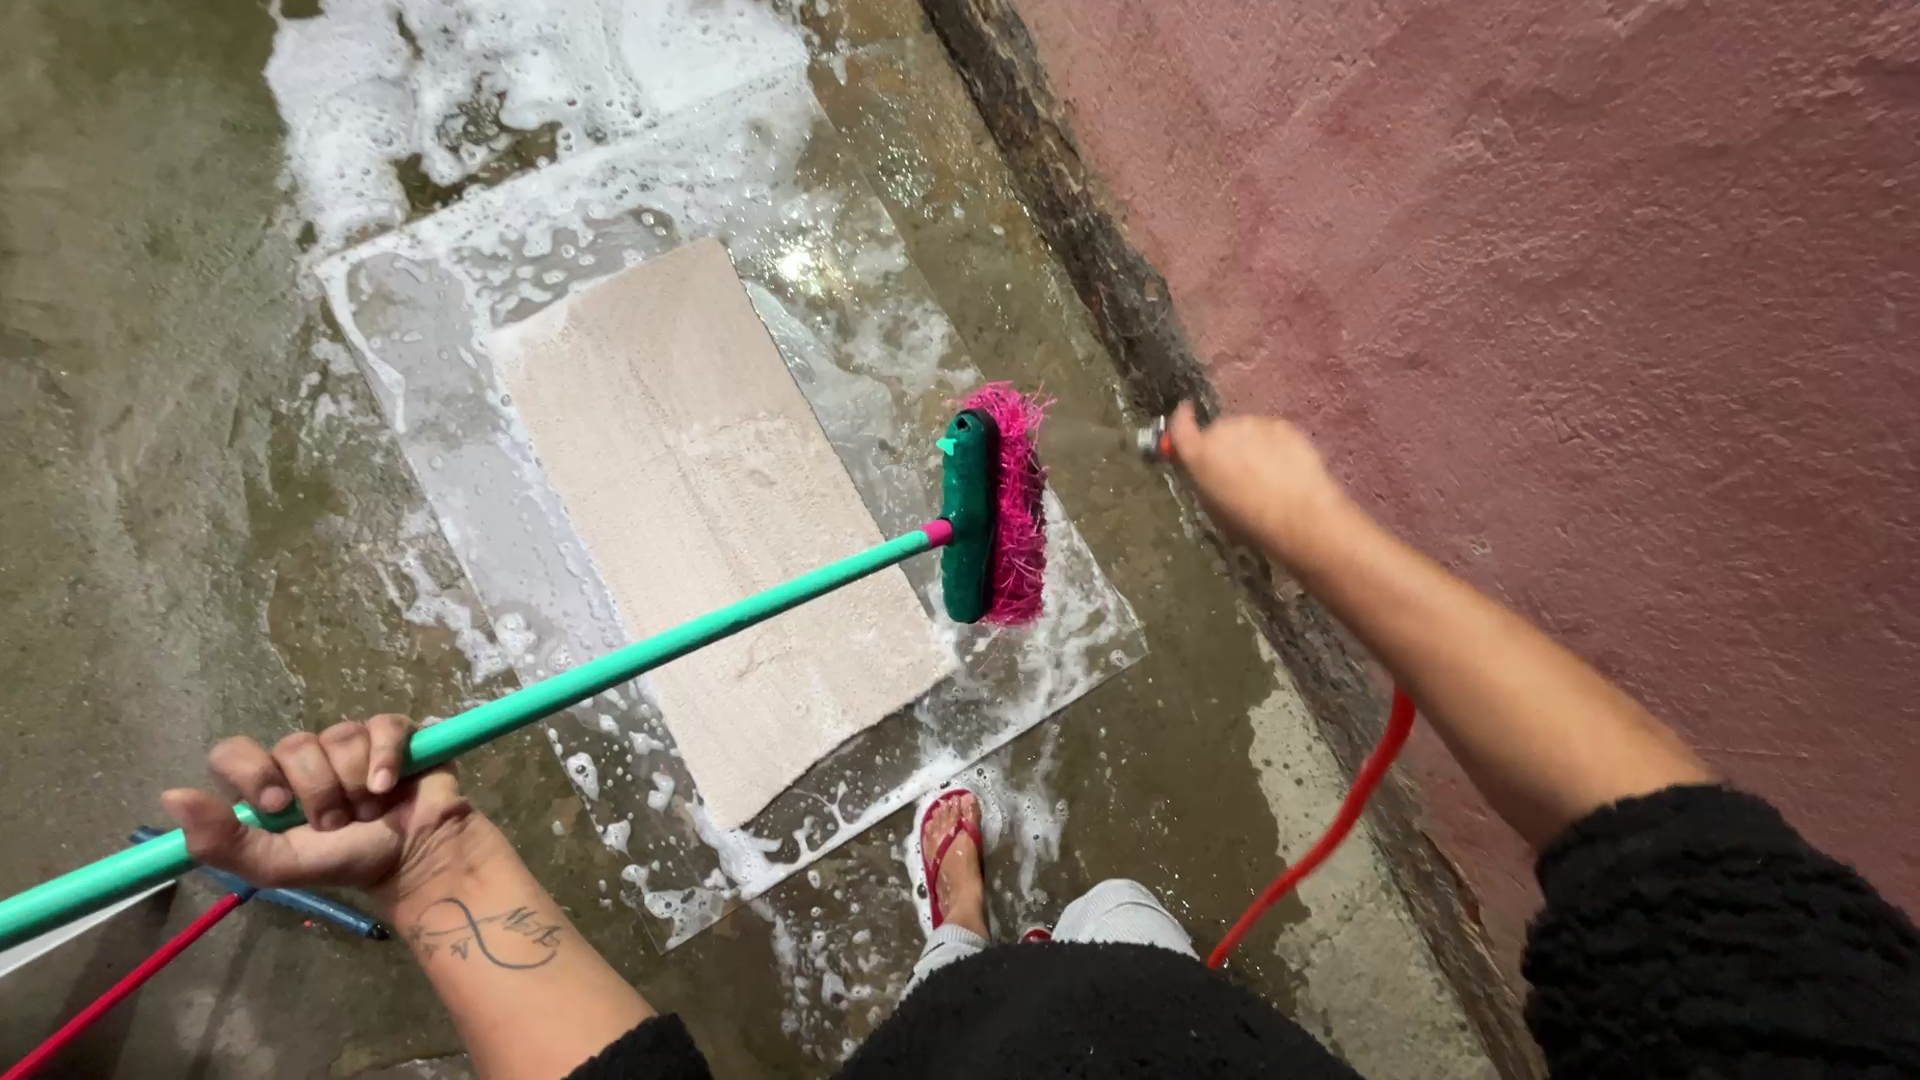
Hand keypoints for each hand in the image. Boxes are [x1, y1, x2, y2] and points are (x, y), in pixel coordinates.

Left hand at [162, 715, 480, 909]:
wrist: (414, 854)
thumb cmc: (344, 860)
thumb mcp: (275, 865)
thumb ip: (221, 841)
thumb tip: (171, 795)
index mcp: (270, 784)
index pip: (234, 752)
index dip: (255, 773)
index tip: (279, 807)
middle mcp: (308, 757)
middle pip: (295, 745)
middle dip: (319, 790)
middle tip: (337, 821)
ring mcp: (353, 741)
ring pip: (341, 736)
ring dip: (355, 782)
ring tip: (371, 808)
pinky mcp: (397, 732)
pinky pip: (385, 726)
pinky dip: (386, 758)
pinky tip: (392, 784)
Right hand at [1166, 401, 1349, 567]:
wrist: (1298, 515)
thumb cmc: (1248, 520)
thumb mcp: (1212, 504)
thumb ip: (1202, 476)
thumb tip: (1203, 466)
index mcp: (1199, 454)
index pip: (1180, 425)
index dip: (1181, 418)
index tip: (1185, 412)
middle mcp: (1222, 431)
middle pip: (1216, 430)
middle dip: (1221, 444)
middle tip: (1234, 468)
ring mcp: (1253, 424)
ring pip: (1245, 429)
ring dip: (1248, 443)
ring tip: (1263, 471)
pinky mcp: (1281, 424)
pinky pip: (1269, 431)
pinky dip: (1271, 443)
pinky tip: (1283, 466)